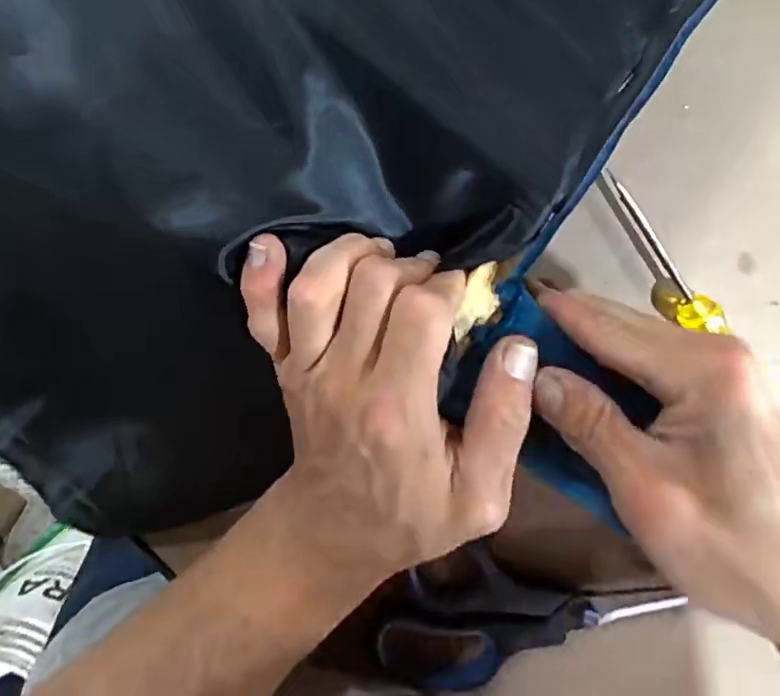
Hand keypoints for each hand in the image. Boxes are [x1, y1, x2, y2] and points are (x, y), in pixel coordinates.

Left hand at [239, 233, 538, 590]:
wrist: (333, 534)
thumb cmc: (412, 515)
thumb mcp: (480, 494)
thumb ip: (504, 419)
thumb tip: (519, 345)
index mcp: (396, 407)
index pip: (420, 312)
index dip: (447, 284)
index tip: (463, 286)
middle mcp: (342, 378)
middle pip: (370, 285)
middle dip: (408, 264)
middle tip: (430, 274)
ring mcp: (304, 369)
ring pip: (316, 286)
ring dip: (349, 253)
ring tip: (381, 253)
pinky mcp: (280, 367)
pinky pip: (261, 315)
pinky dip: (261, 278)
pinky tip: (269, 245)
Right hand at [528, 289, 779, 654]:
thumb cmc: (735, 552)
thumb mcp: (647, 492)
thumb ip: (589, 424)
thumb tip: (535, 374)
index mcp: (705, 369)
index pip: (608, 326)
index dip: (554, 312)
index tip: (507, 299)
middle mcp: (720, 351)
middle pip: (622, 324)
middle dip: (567, 325)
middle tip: (512, 332)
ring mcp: (729, 366)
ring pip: (637, 339)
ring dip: (588, 344)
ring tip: (538, 352)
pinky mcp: (728, 386)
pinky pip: (656, 361)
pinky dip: (615, 364)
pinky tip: (586, 378)